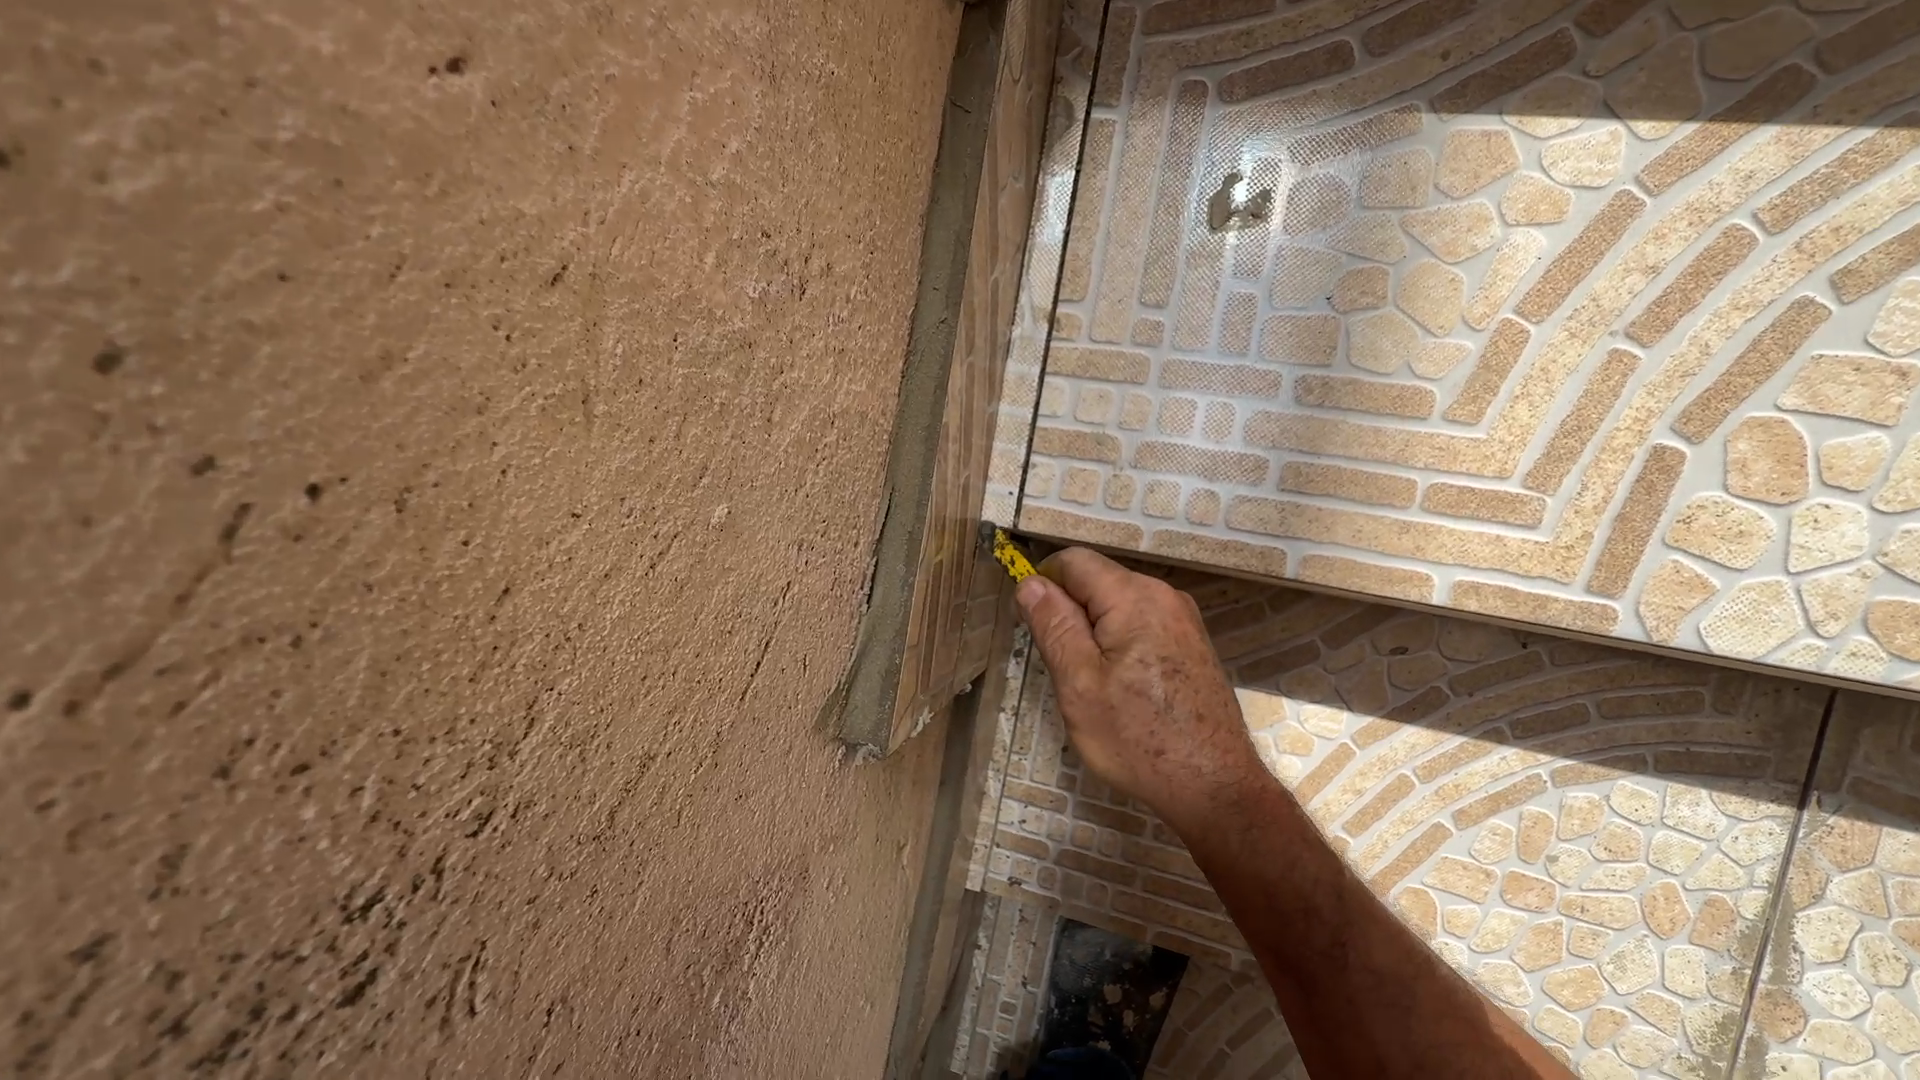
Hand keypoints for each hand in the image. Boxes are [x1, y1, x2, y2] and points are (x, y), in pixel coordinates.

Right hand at [1013, 548, 1267, 835]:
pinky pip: (1141, 624)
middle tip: (1063, 667)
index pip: (1073, 561)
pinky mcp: (1191, 644)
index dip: (1043, 584)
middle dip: (1070, 611)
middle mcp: (1164, 595)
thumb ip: (1053, 625)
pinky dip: (1119, 643)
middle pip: (1097, 579)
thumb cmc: (1138, 738)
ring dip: (1094, 630)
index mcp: (1134, 596)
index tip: (1035, 630)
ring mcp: (1183, 619)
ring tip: (1091, 683)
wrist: (1213, 785)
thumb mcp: (1078, 684)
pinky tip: (1121, 688)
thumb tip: (1029, 582)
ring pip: (1118, 603)